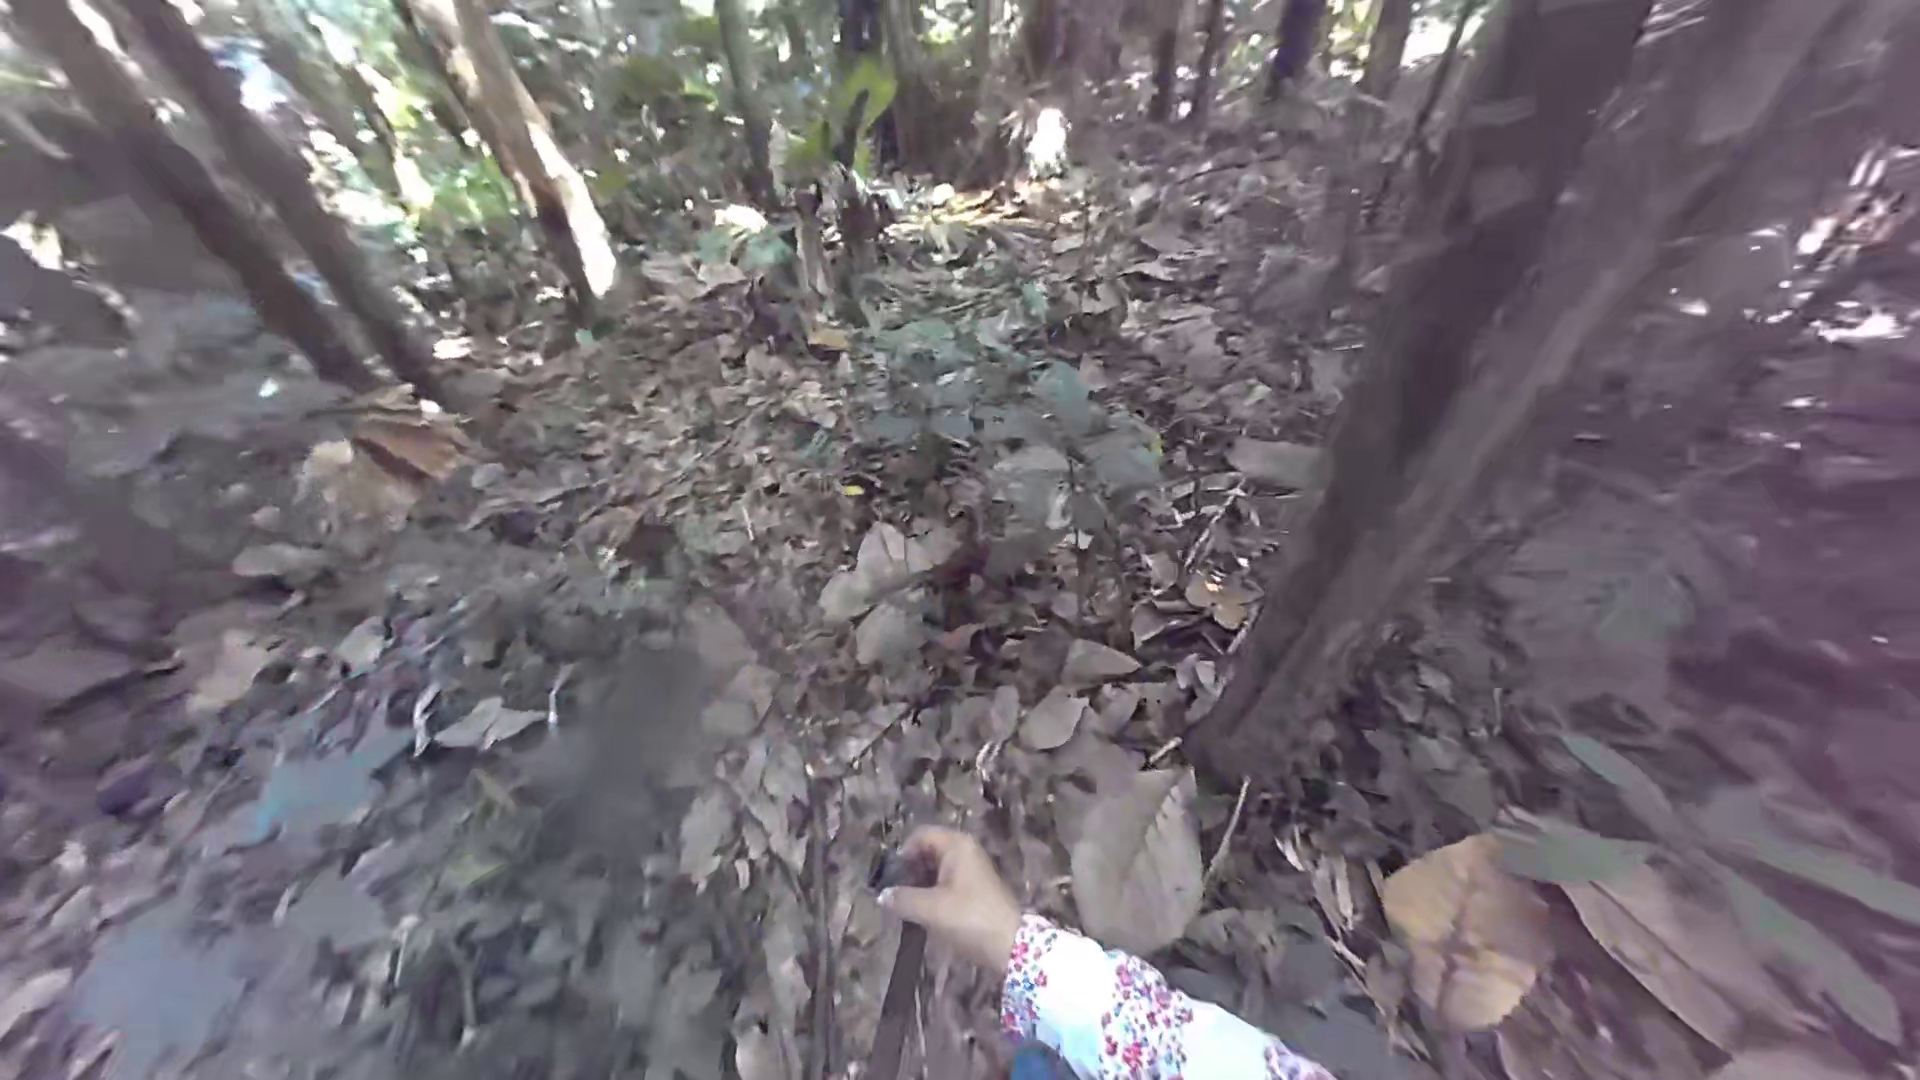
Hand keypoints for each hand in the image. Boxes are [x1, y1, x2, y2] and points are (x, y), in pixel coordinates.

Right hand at [879, 826, 1022, 973]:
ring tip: (908, 903)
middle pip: (930, 849)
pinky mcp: (977, 885)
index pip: (922, 835)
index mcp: (956, 844)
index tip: (891, 877)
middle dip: (912, 868)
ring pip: (939, 866)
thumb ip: (903, 899)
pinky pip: (949, 879)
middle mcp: (966, 849)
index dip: (904, 853)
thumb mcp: (931, 909)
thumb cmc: (969, 918)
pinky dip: (935, 889)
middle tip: (897, 892)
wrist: (1010, 945)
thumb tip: (882, 895)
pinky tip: (926, 909)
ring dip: (922, 881)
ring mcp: (973, 867)